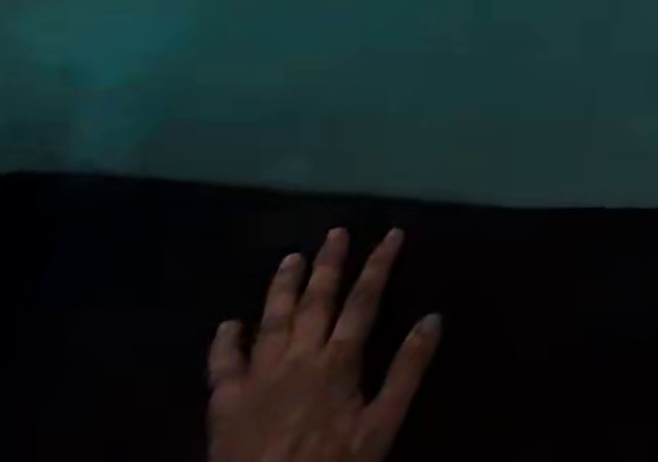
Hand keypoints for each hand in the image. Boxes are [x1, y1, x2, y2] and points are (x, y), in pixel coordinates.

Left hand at [208, 228, 440, 461]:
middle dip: (329, 264)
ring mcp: (257, 381)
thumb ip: (408, 370)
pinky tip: (228, 324)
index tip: (392, 234)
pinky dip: (225, 344)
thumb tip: (434, 317)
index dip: (380, 263)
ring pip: (272, 322)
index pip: (364, 299)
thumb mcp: (383, 425)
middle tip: (336, 233)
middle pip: (316, 301)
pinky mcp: (225, 408)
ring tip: (291, 258)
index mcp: (338, 361)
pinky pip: (223, 369)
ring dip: (283, 288)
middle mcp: (298, 360)